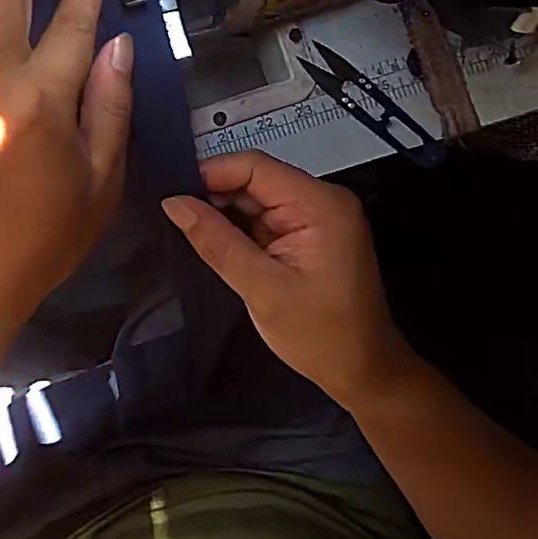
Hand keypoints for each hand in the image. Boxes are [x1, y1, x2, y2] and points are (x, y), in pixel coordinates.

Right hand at [162, 151, 412, 405]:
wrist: (363, 372)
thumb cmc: (322, 336)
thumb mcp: (263, 290)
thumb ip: (217, 242)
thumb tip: (174, 204)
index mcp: (320, 205)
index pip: (256, 166)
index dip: (211, 174)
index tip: (174, 195)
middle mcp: (321, 200)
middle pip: (254, 179)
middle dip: (214, 196)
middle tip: (175, 217)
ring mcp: (315, 215)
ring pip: (254, 197)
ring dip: (223, 213)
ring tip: (189, 231)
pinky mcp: (306, 232)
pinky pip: (263, 216)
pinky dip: (238, 228)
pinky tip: (215, 242)